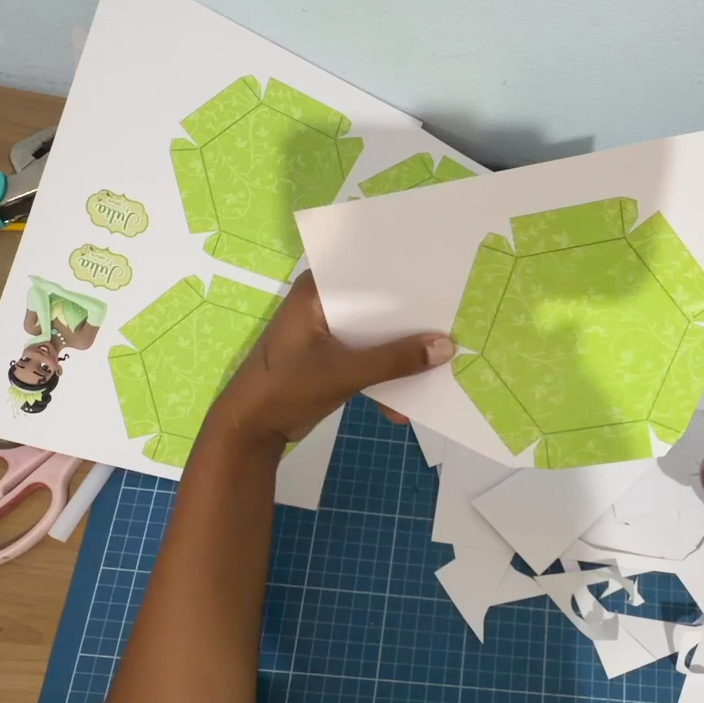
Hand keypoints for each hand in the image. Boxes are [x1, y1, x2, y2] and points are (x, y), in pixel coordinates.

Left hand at [210, 271, 453, 449]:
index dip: (406, 280)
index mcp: (318, 291)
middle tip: (452, 325)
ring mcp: (330, 333)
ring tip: (437, 367)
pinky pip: (369, 359)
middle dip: (411, 324)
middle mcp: (325, 304)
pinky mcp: (334, 359)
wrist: (251, 429)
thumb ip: (394, 360)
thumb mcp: (344, 372)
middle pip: (379, 307)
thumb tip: (445, 347)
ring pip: (377, 336)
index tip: (444, 286)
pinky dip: (384, 378)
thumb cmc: (286, 388)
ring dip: (400, 357)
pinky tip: (403, 405)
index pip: (369, 273)